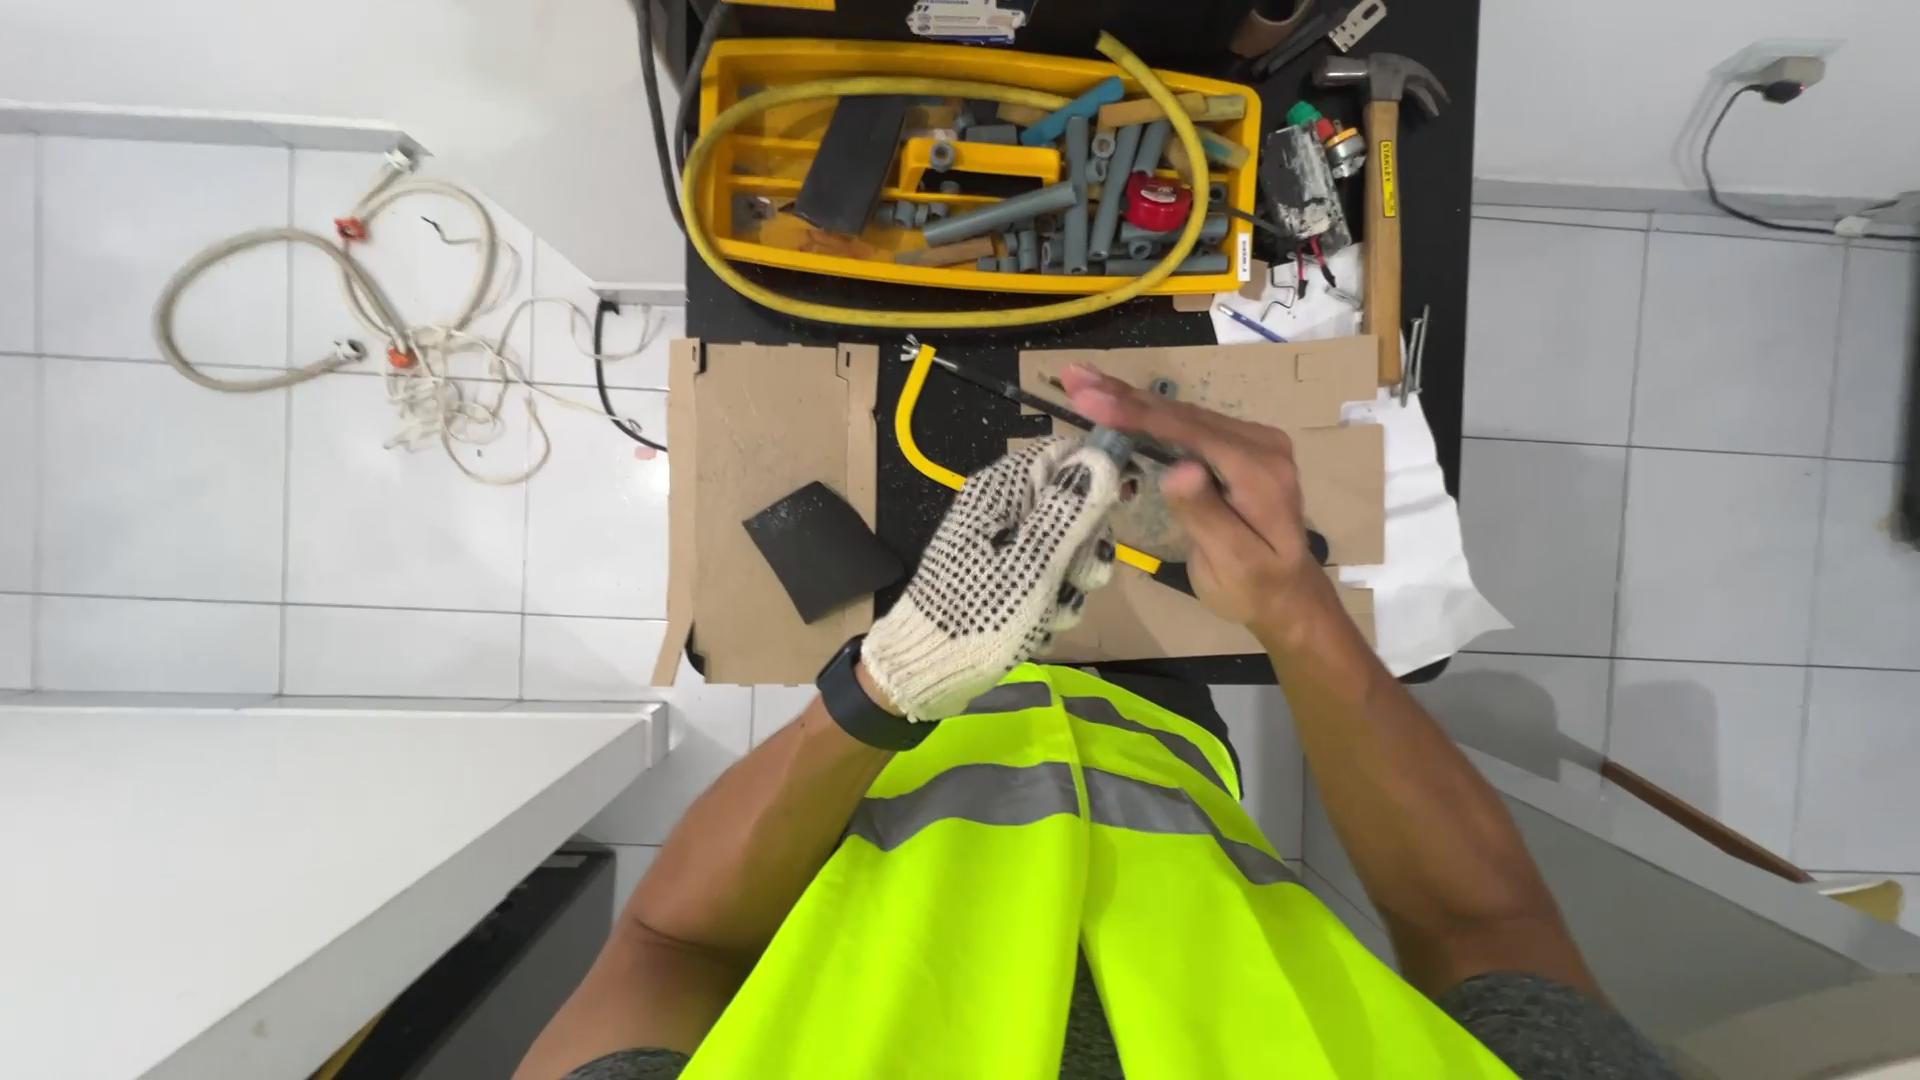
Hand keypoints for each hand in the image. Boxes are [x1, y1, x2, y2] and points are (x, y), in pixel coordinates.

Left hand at [861, 435, 1119, 720]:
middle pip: (1072, 508)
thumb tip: (1102, 455)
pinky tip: (1033, 629)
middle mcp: (1002, 510)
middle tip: (1075, 579)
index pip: (1063, 456)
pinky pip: (1045, 583)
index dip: (1098, 475)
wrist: (930, 672)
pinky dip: (1046, 606)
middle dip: (1085, 549)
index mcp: (1002, 490)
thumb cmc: (980, 613)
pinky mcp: (1001, 580)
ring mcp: (1002, 548)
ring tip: (1046, 614)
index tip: (1123, 503)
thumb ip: (1071, 510)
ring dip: (1067, 588)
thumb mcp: (1034, 563)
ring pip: (1065, 553)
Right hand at [1061, 363, 1333, 644]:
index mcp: (1261, 470)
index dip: (1139, 416)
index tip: (1091, 402)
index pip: (1192, 434)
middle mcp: (1259, 444)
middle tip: (1074, 378)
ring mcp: (1247, 442)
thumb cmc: (1254, 587)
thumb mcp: (1232, 560)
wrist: (1284, 595)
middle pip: (1182, 415)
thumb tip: (1178, 470)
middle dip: (1123, 396)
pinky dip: (1145, 414)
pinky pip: (1184, 426)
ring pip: (1180, 415)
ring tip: (1083, 383)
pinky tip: (1114, 401)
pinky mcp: (1232, 448)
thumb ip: (1206, 514)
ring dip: (1128, 398)